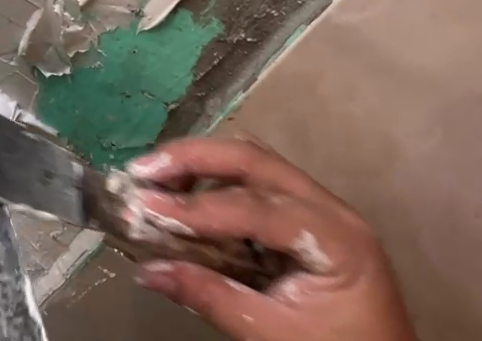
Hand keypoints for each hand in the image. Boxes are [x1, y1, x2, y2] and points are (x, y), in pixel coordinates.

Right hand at [125, 137, 414, 340]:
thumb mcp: (276, 337)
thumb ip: (211, 297)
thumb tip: (147, 269)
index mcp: (339, 239)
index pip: (256, 206)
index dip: (197, 205)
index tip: (145, 206)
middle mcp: (333, 209)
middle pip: (253, 160)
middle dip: (193, 159)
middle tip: (143, 170)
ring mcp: (321, 210)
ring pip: (252, 163)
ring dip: (201, 165)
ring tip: (156, 177)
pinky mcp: (306, 220)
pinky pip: (255, 184)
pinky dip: (215, 183)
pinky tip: (185, 195)